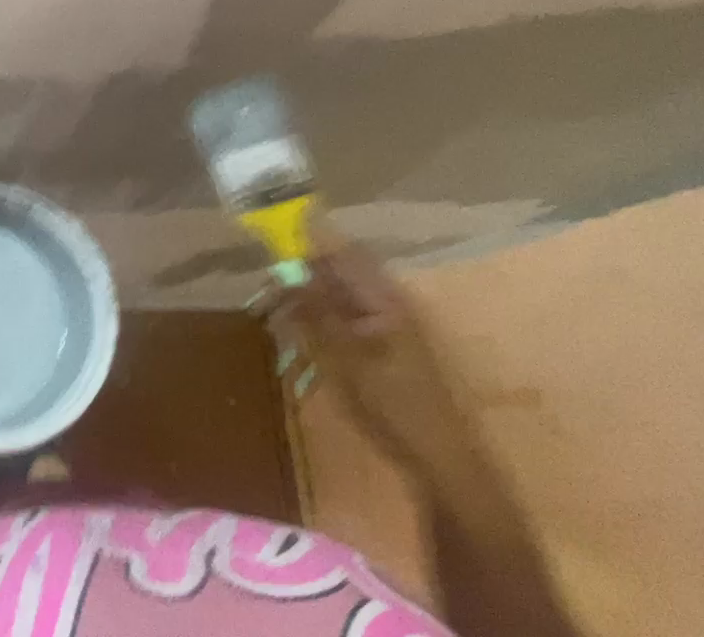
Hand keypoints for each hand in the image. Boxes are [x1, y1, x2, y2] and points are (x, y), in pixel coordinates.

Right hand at [288, 242, 481, 482]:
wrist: (441, 460)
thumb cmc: (393, 407)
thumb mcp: (345, 359)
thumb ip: (314, 312)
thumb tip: (283, 271)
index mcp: (384, 297)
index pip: (340, 251)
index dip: (304, 242)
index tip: (267, 246)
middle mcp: (387, 300)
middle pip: (337, 270)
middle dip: (297, 274)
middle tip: (262, 294)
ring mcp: (387, 322)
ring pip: (337, 294)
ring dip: (304, 298)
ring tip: (271, 316)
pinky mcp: (383, 343)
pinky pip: (343, 316)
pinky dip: (317, 319)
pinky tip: (297, 335)